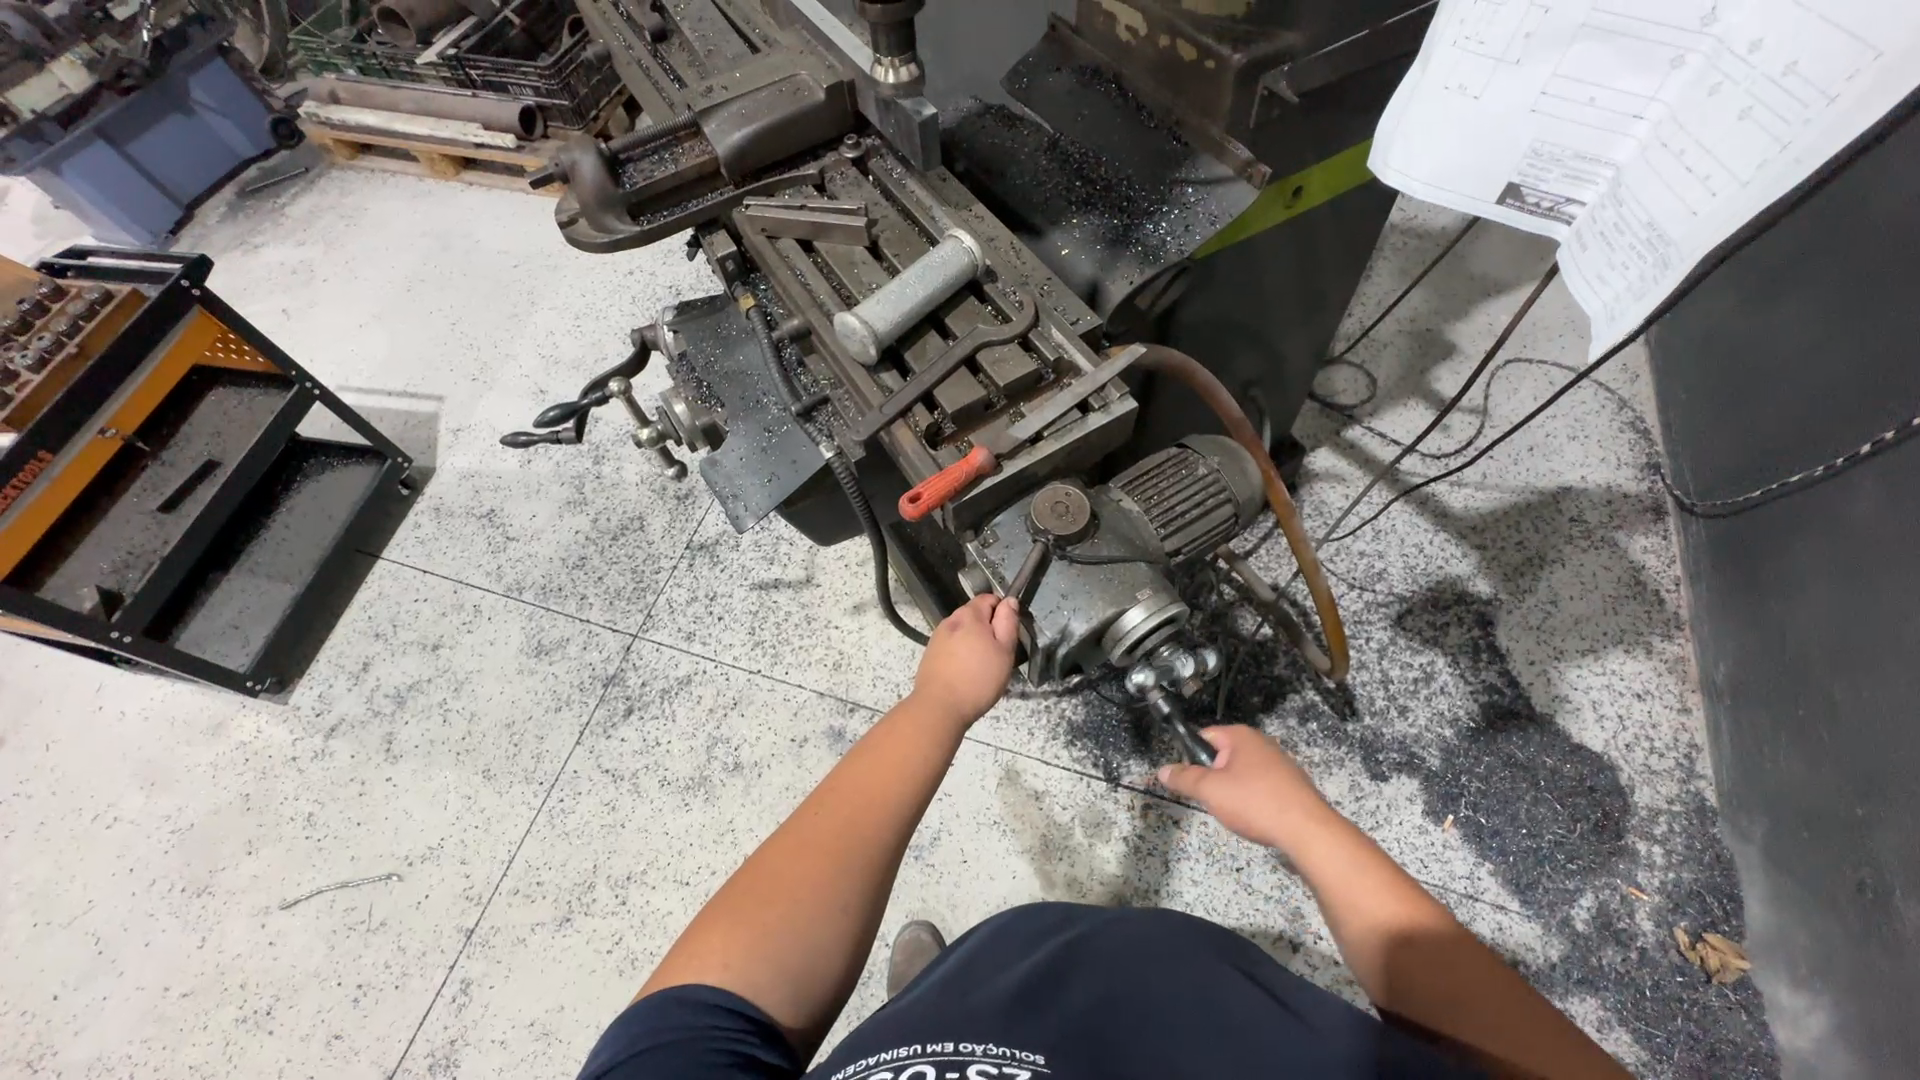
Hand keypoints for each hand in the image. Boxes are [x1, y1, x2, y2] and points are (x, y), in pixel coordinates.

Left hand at [910, 594, 1019, 727]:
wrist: (940, 707)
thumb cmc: (979, 679)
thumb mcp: (1004, 650)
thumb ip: (1008, 622)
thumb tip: (1009, 601)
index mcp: (969, 615)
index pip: (988, 598)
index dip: (1002, 612)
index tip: (1007, 634)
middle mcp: (949, 621)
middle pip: (974, 615)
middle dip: (987, 629)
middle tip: (996, 655)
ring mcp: (937, 638)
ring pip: (962, 632)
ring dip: (972, 642)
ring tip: (980, 668)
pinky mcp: (930, 655)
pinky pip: (951, 647)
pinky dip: (960, 654)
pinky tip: (964, 674)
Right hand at [1157, 725, 1339, 850]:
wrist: (1308, 831)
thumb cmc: (1255, 803)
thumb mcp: (1210, 791)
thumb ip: (1184, 778)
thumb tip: (1162, 770)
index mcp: (1241, 736)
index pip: (1204, 736)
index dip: (1191, 756)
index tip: (1189, 780)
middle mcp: (1262, 744)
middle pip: (1224, 757)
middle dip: (1214, 778)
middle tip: (1212, 800)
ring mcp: (1281, 764)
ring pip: (1243, 775)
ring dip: (1234, 792)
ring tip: (1236, 813)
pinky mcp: (1293, 786)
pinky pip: (1263, 788)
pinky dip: (1255, 801)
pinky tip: (1257, 819)